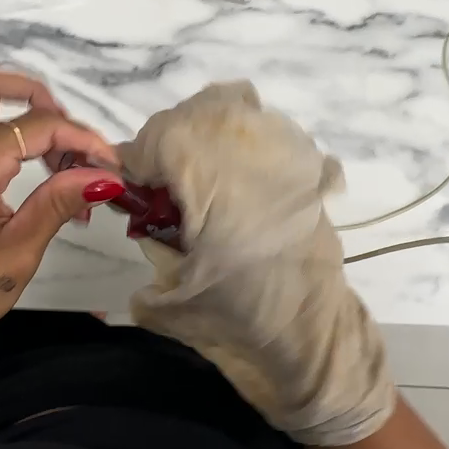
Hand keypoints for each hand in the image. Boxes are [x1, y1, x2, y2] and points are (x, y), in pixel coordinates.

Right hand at [121, 81, 395, 445]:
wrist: (316, 346)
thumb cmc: (241, 325)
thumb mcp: (172, 301)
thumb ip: (147, 252)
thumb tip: (140, 220)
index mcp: (216, 189)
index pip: (162, 136)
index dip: (139, 156)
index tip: (133, 185)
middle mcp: (253, 161)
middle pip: (195, 112)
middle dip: (169, 140)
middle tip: (163, 182)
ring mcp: (287, 159)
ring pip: (235, 103)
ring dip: (205, 128)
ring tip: (199, 170)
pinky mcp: (310, 169)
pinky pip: (271, 124)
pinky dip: (245, 133)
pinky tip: (238, 171)